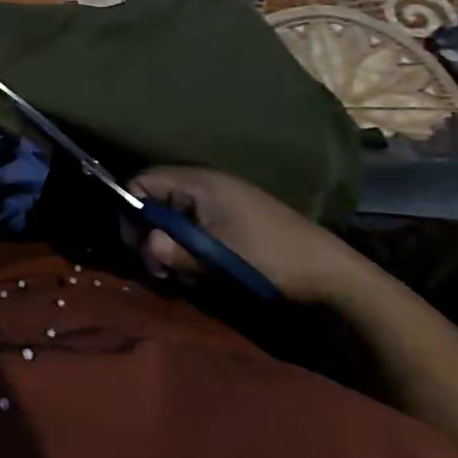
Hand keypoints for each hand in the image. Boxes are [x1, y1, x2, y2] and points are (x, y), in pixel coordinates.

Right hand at [129, 167, 359, 304]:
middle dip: (151, 234)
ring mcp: (221, 200)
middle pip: (157, 199)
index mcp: (200, 183)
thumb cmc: (269, 256)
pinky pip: (196, 224)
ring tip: (182, 275)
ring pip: (175, 216)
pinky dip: (190, 247)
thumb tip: (145, 245)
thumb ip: (174, 250)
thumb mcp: (216, 257)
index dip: (132, 210)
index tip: (138, 246)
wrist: (326, 268)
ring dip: (171, 246)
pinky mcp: (232, 217)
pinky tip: (200, 271)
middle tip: (160, 270)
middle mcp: (207, 184)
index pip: (144, 181)